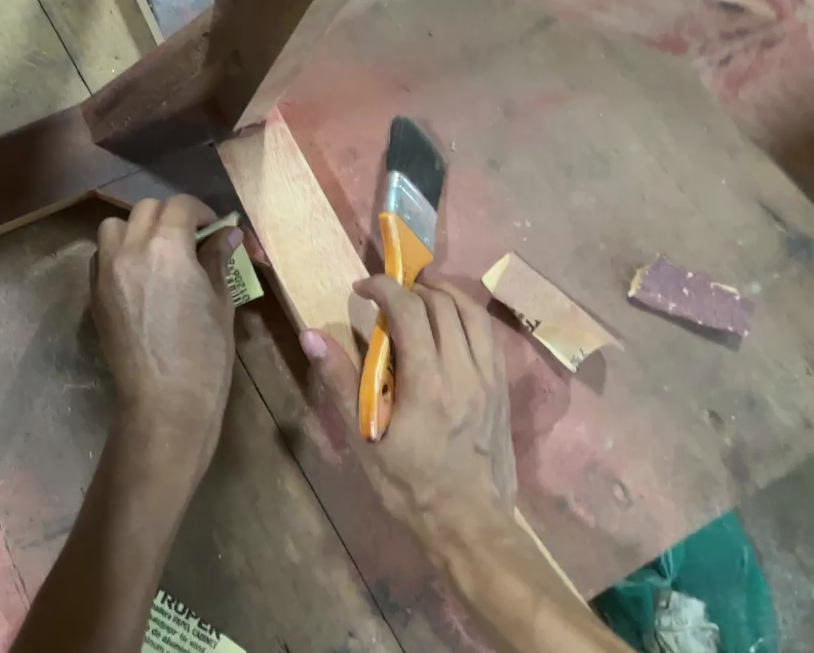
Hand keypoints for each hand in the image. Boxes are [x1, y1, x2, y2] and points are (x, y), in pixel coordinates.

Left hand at [93, 195, 242, 471]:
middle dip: (170, 216)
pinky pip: (101, 256)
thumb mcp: (220, 302)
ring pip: (114, 226)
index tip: (212, 228)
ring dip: (136, 229)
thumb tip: (226, 234)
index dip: (200, 211)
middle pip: (146, 209)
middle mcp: (130, 250)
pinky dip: (118, 253)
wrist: (164, 401)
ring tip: (156, 252)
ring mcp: (106, 271)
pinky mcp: (94, 294)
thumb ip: (218, 260)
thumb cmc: (204, 354)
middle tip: (189, 238)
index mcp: (167, 247)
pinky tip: (138, 275)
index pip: (180, 206)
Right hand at [302, 276, 516, 540]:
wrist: (470, 526)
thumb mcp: (364, 437)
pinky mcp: (503, 390)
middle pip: (443, 304)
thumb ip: (340, 380)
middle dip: (411, 287)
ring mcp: (489, 380)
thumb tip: (310, 335)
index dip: (384, 287)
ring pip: (473, 314)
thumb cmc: (409, 484)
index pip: (410, 310)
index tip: (362, 288)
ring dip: (444, 293)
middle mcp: (464, 373)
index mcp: (427, 383)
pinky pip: (489, 335)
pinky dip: (466, 315)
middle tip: (386, 293)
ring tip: (420, 293)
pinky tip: (448, 323)